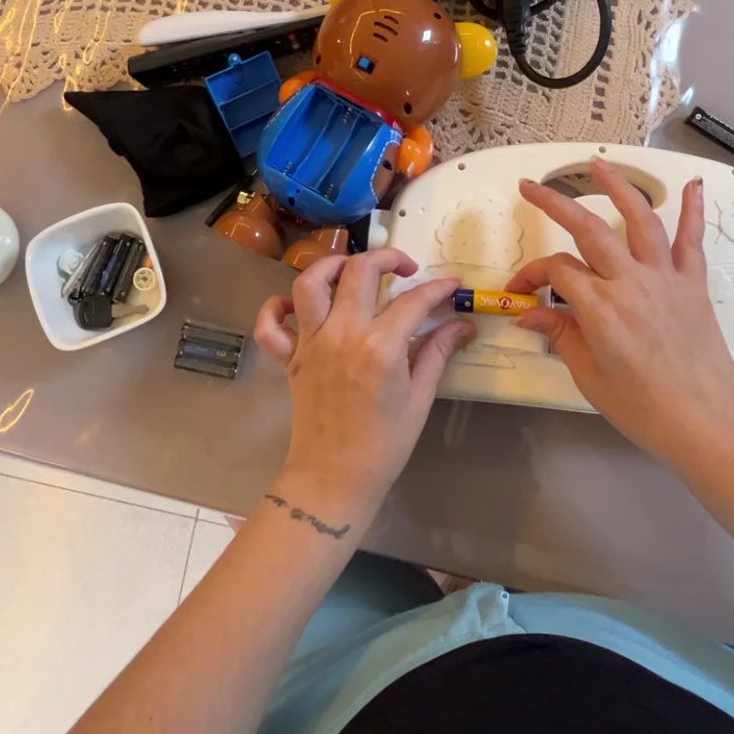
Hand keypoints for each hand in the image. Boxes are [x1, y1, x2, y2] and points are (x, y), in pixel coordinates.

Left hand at [254, 249, 476, 515]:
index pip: (413, 301)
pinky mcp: (289, 358)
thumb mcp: (419, 397)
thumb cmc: (385, 443)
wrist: (335, 477)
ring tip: (351, 270)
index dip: (437, 288)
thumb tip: (463, 325)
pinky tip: (295, 306)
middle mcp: (342, 333)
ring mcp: (311, 343)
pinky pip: (270, 324)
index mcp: (381, 346)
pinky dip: (276, 307)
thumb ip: (438, 353)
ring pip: (310, 282)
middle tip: (405, 268)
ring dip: (330, 265)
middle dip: (387, 257)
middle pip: (359, 271)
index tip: (450, 285)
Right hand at [506, 158, 733, 465]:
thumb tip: (528, 315)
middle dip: (555, 201)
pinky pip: (692, 241)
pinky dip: (694, 211)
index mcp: (600, 308)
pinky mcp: (693, 285)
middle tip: (531, 186)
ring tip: (598, 164)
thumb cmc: (643, 408)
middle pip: (588, 228)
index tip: (521, 293)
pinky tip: (694, 186)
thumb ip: (560, 334)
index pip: (556, 272)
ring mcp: (666, 279)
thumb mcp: (589, 374)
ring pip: (640, 220)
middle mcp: (631, 282)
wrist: (707, 424)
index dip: (531, 276)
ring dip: (618, 187)